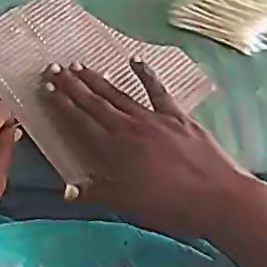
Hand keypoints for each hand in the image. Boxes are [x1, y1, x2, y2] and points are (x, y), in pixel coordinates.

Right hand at [43, 60, 260, 238]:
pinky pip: (157, 91)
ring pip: (118, 94)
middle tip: (54, 68)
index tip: (47, 88)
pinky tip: (134, 60)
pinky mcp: (177, 116)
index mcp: (113, 149)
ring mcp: (153, 118)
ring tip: (78, 65)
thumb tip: (66, 190)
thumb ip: (96, 193)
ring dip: (97, 79)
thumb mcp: (127, 204)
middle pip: (94, 102)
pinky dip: (146, 75)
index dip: (62, 104)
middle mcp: (128, 127)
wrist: (220, 199)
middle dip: (72, 85)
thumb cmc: (170, 206)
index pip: (80, 121)